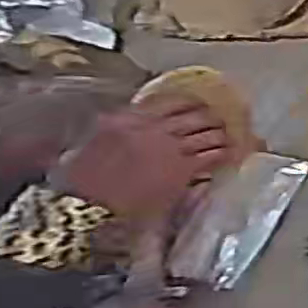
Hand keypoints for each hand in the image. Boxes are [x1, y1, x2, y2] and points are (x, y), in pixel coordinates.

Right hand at [55, 96, 231, 217]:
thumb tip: (143, 122)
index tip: (203, 108)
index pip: (173, 102)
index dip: (195, 105)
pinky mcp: (185, 166)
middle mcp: (150, 128)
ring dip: (223, 137)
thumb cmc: (80, 178)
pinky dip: (225, 153)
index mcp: (124, 119)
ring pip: (213, 134)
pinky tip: (226, 156)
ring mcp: (170, 147)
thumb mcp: (92, 142)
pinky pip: (216, 153)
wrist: (84, 204)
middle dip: (214, 121)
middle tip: (220, 126)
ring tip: (225, 141)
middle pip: (200, 116)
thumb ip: (119, 129)